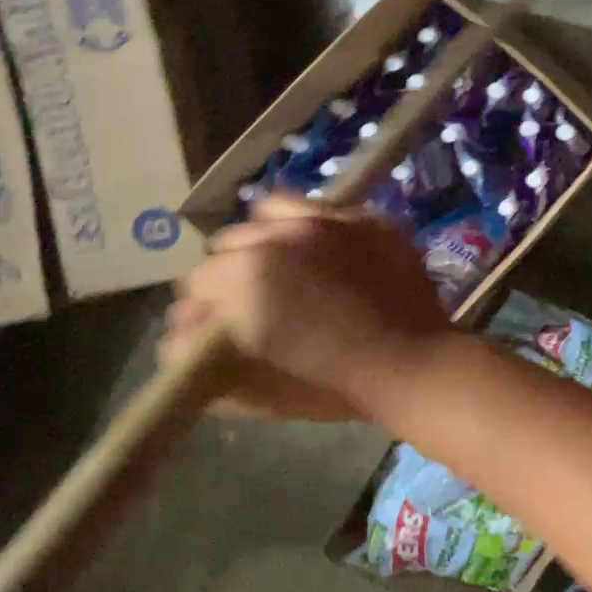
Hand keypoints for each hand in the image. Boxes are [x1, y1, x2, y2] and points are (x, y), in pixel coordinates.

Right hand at [160, 194, 453, 420]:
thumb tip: (181, 325)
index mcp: (243, 273)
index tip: (225, 320)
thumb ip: (194, 352)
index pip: (198, 279)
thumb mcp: (243, 384)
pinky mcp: (371, 219)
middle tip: (261, 295)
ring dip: (271, 236)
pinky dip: (318, 225)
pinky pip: (327, 207)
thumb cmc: (327, 383)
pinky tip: (327, 249)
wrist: (410, 363)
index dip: (209, 304)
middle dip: (238, 268)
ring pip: (273, 211)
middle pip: (233, 241)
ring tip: (289, 264)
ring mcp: (332, 220)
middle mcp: (283, 234)